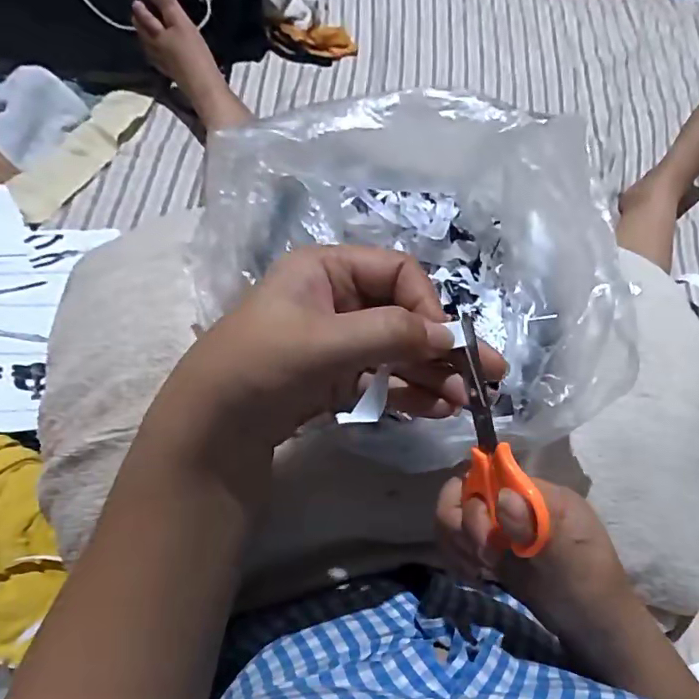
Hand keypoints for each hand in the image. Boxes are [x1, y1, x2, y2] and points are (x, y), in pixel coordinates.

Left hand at [158, 245, 506, 454]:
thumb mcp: (325, 342)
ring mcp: (336, 346)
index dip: (426, 306)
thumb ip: (390, 334)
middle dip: (443, 346)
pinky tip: (439, 409)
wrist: (210, 428)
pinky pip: (382, 382)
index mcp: (325, 270)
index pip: (397, 274)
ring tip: (469, 401)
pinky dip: (410, 394)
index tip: (445, 343)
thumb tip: (450, 337)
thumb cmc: (260, 365)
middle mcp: (335, 302)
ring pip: (397, 353)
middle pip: (403, 316)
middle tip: (489, 376)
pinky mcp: (334, 383)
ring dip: (433, 375)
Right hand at [435, 474, 650, 662]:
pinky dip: (459, 557)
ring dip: (458, 544)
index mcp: (543, 496)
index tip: (486, 545)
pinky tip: (476, 576)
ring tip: (479, 571)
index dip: (477, 507)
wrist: (595, 631)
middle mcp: (521, 503)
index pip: (490, 478)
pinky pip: (461, 540)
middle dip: (463, 528)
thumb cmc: (590, 593)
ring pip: (457, 517)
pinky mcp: (496, 549)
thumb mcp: (569, 562)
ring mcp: (506, 526)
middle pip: (466, 493)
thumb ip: (536, 528)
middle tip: (482, 561)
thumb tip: (503, 497)